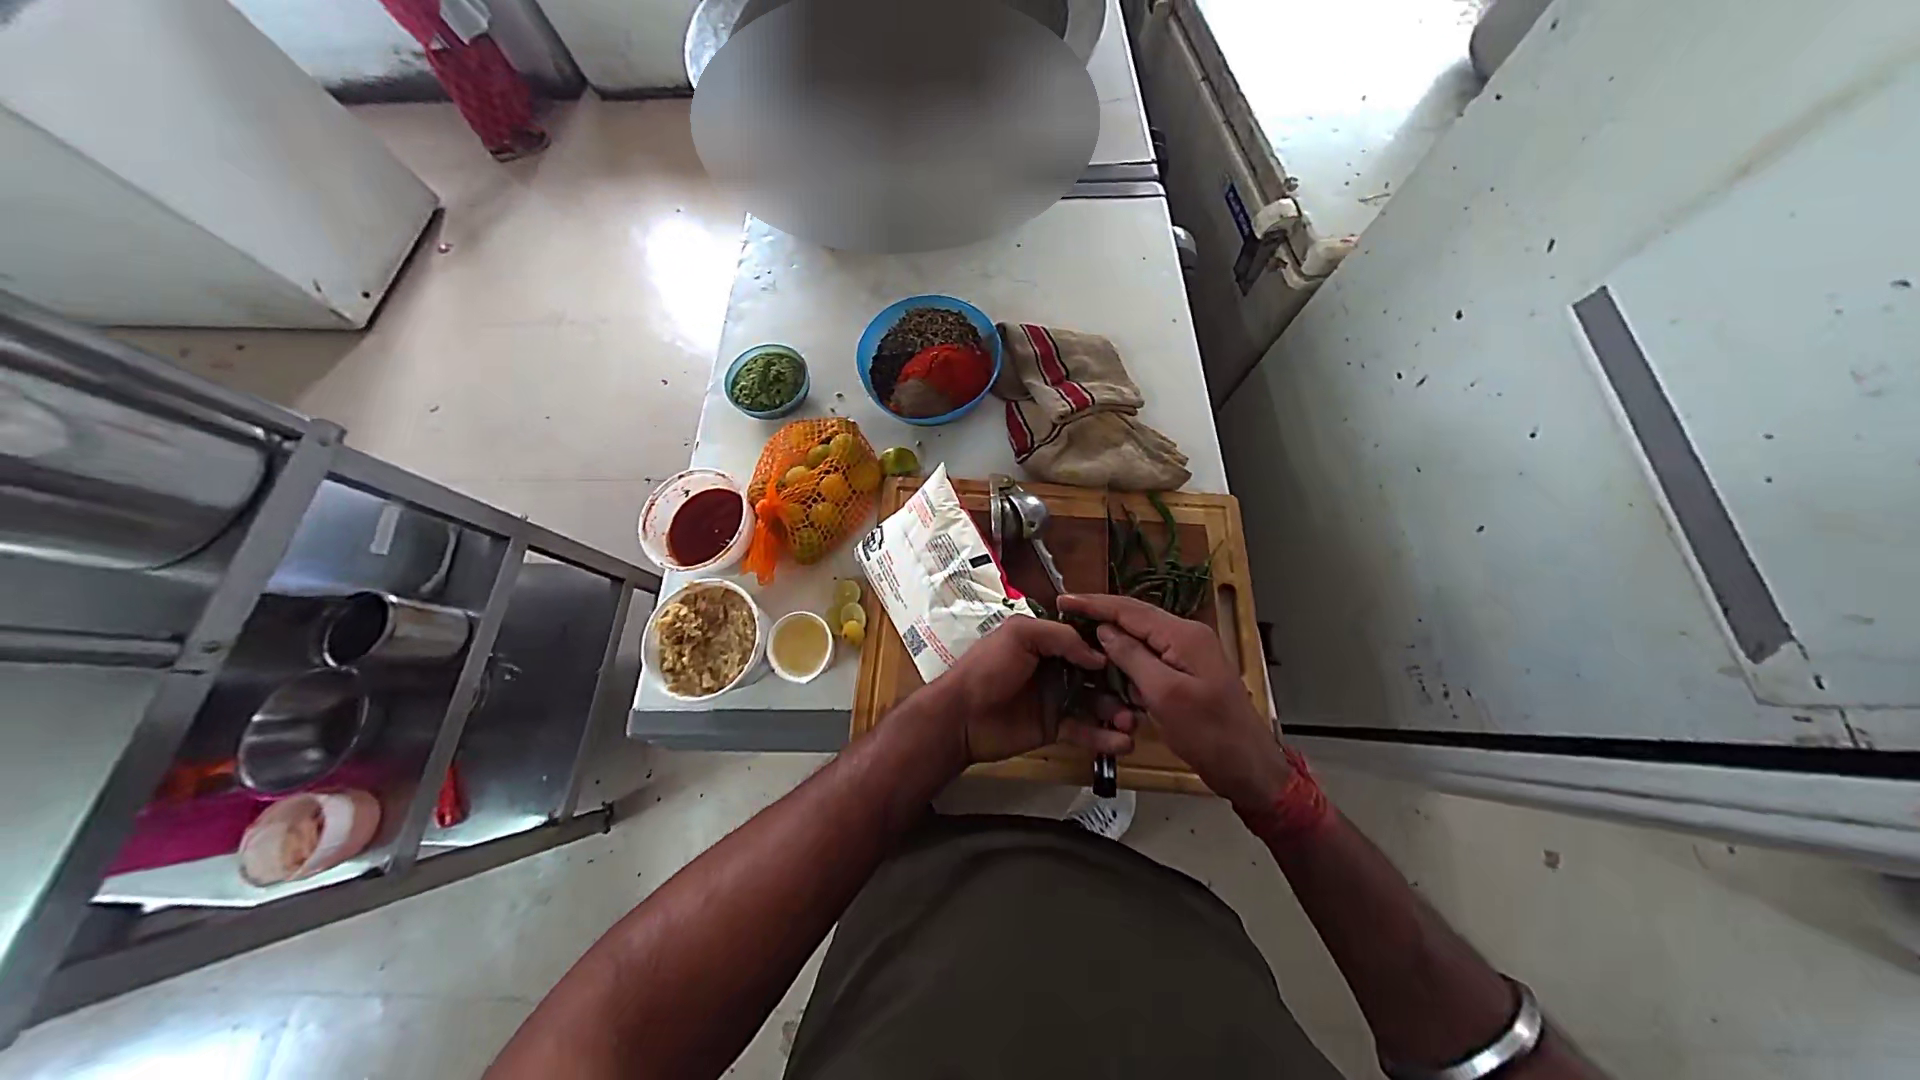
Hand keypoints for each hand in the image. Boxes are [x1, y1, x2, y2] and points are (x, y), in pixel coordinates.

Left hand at [920, 614, 1135, 765]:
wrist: (960, 717)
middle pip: (1097, 673)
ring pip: (1095, 703)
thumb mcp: (1019, 636)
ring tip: (1132, 723)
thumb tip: (1098, 656)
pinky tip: (1121, 744)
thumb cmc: (986, 669)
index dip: (1110, 647)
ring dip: (1116, 712)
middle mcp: (1055, 666)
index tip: (1135, 655)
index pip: (1086, 639)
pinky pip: (1084, 730)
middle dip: (1121, 683)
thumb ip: (1060, 638)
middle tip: (1141, 695)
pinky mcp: (1054, 727)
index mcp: (1046, 640)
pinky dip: (1103, 737)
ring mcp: (1056, 698)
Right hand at [1057, 593, 1290, 809]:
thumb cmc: (1209, 734)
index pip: (1130, 609)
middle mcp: (1186, 636)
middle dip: (1100, 617)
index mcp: (1183, 635)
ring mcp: (1188, 654)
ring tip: (1079, 641)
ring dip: (1113, 643)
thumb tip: (1104, 630)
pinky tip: (1109, 672)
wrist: (1250, 768)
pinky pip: (1150, 659)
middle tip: (1065, 616)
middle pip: (1135, 618)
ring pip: (1140, 639)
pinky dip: (1128, 664)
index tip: (1062, 600)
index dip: (1094, 604)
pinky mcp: (1187, 673)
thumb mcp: (1165, 695)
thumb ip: (1133, 657)